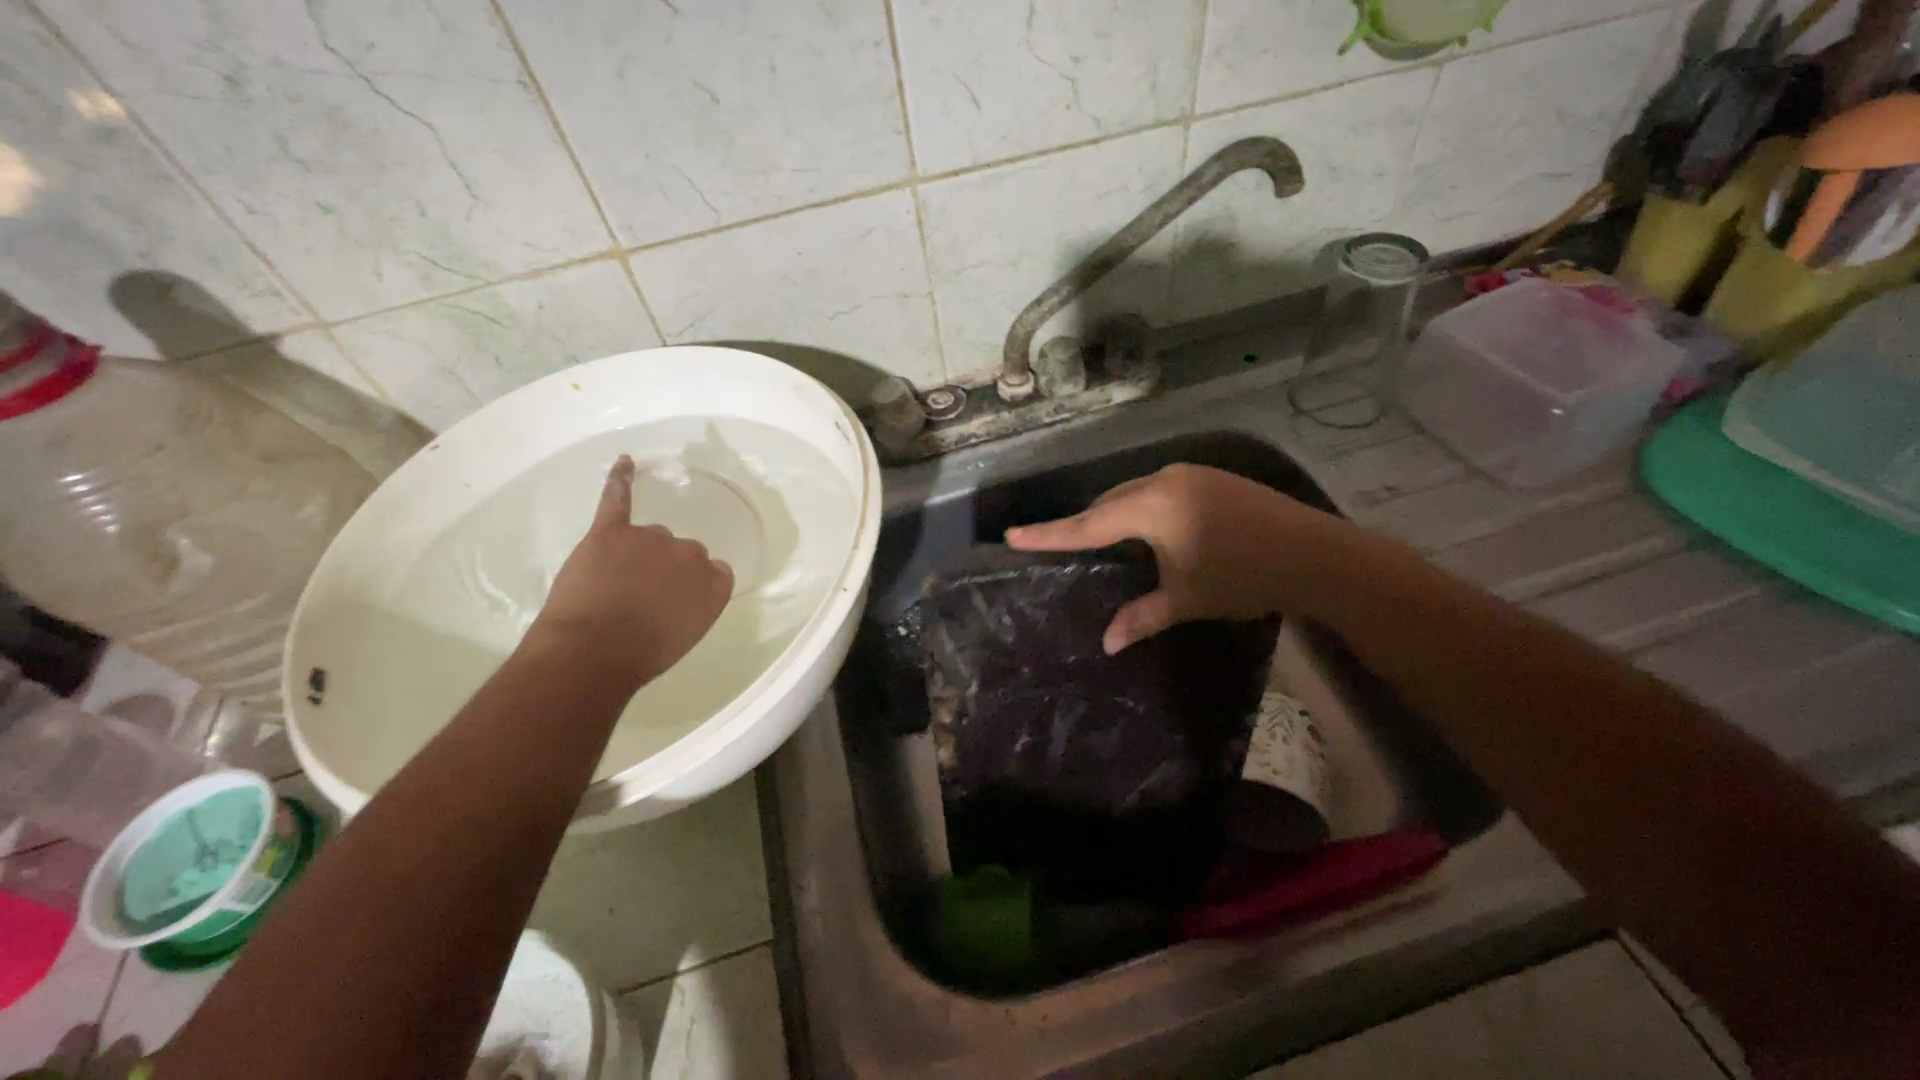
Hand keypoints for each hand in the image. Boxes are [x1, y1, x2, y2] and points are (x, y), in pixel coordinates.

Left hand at [529, 455, 733, 688]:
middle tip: (639, 600)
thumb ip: (693, 606)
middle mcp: (690, 553)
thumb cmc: (641, 656)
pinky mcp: (611, 530)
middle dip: (662, 571)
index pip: (713, 571)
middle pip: (680, 552)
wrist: (593, 652)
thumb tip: (679, 594)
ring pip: (647, 537)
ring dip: (635, 554)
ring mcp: (650, 538)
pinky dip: (620, 479)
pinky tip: (624, 462)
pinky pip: (618, 497)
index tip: (675, 603)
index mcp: (714, 582)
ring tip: (612, 586)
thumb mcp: (686, 637)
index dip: (690, 587)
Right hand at [1006, 464, 1354, 652]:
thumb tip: (1107, 644)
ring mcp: (1194, 474)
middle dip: (1087, 524)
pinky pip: (1162, 491)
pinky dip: (1145, 510)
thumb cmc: (1242, 578)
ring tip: (1107, 542)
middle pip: (1111, 502)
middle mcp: (1166, 480)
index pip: (1088, 524)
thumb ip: (1142, 617)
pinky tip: (1154, 533)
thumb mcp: (1186, 599)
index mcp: (1151, 506)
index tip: (1013, 535)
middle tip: (1061, 545)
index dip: (1049, 534)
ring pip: (1137, 494)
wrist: (1316, 555)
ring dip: (1119, 516)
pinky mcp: (1215, 478)